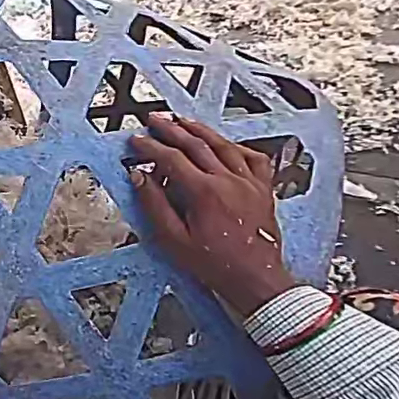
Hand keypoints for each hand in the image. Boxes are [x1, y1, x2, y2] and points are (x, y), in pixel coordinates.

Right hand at [127, 114, 297, 315]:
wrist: (254, 278)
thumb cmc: (214, 264)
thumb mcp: (173, 239)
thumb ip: (154, 205)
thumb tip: (139, 178)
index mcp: (204, 193)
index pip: (171, 159)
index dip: (150, 147)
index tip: (136, 141)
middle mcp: (228, 181)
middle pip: (196, 144)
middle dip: (171, 129)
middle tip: (155, 120)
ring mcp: (249, 182)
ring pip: (223, 145)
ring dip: (200, 130)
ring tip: (183, 121)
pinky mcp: (263, 188)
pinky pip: (253, 158)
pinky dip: (236, 146)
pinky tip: (225, 143)